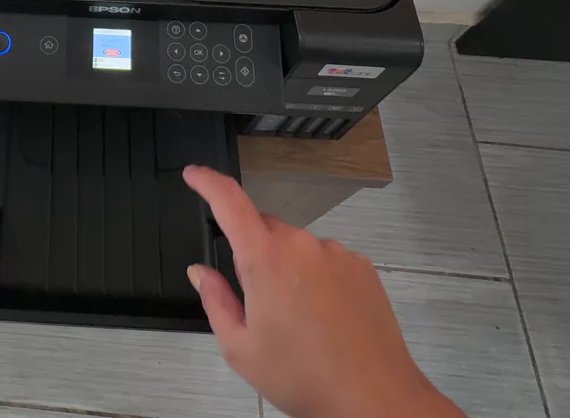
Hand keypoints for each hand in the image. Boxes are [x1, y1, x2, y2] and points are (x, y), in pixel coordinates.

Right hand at [184, 166, 462, 417]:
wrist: (376, 401)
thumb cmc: (304, 378)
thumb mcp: (241, 349)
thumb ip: (215, 300)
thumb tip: (200, 271)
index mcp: (265, 258)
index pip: (229, 200)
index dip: (207, 181)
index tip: (193, 174)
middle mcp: (300, 243)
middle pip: (263, 229)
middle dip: (253, 254)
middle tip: (259, 302)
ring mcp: (335, 252)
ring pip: (295, 246)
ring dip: (287, 268)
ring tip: (300, 319)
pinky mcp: (361, 266)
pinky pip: (326, 259)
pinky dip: (317, 278)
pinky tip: (326, 317)